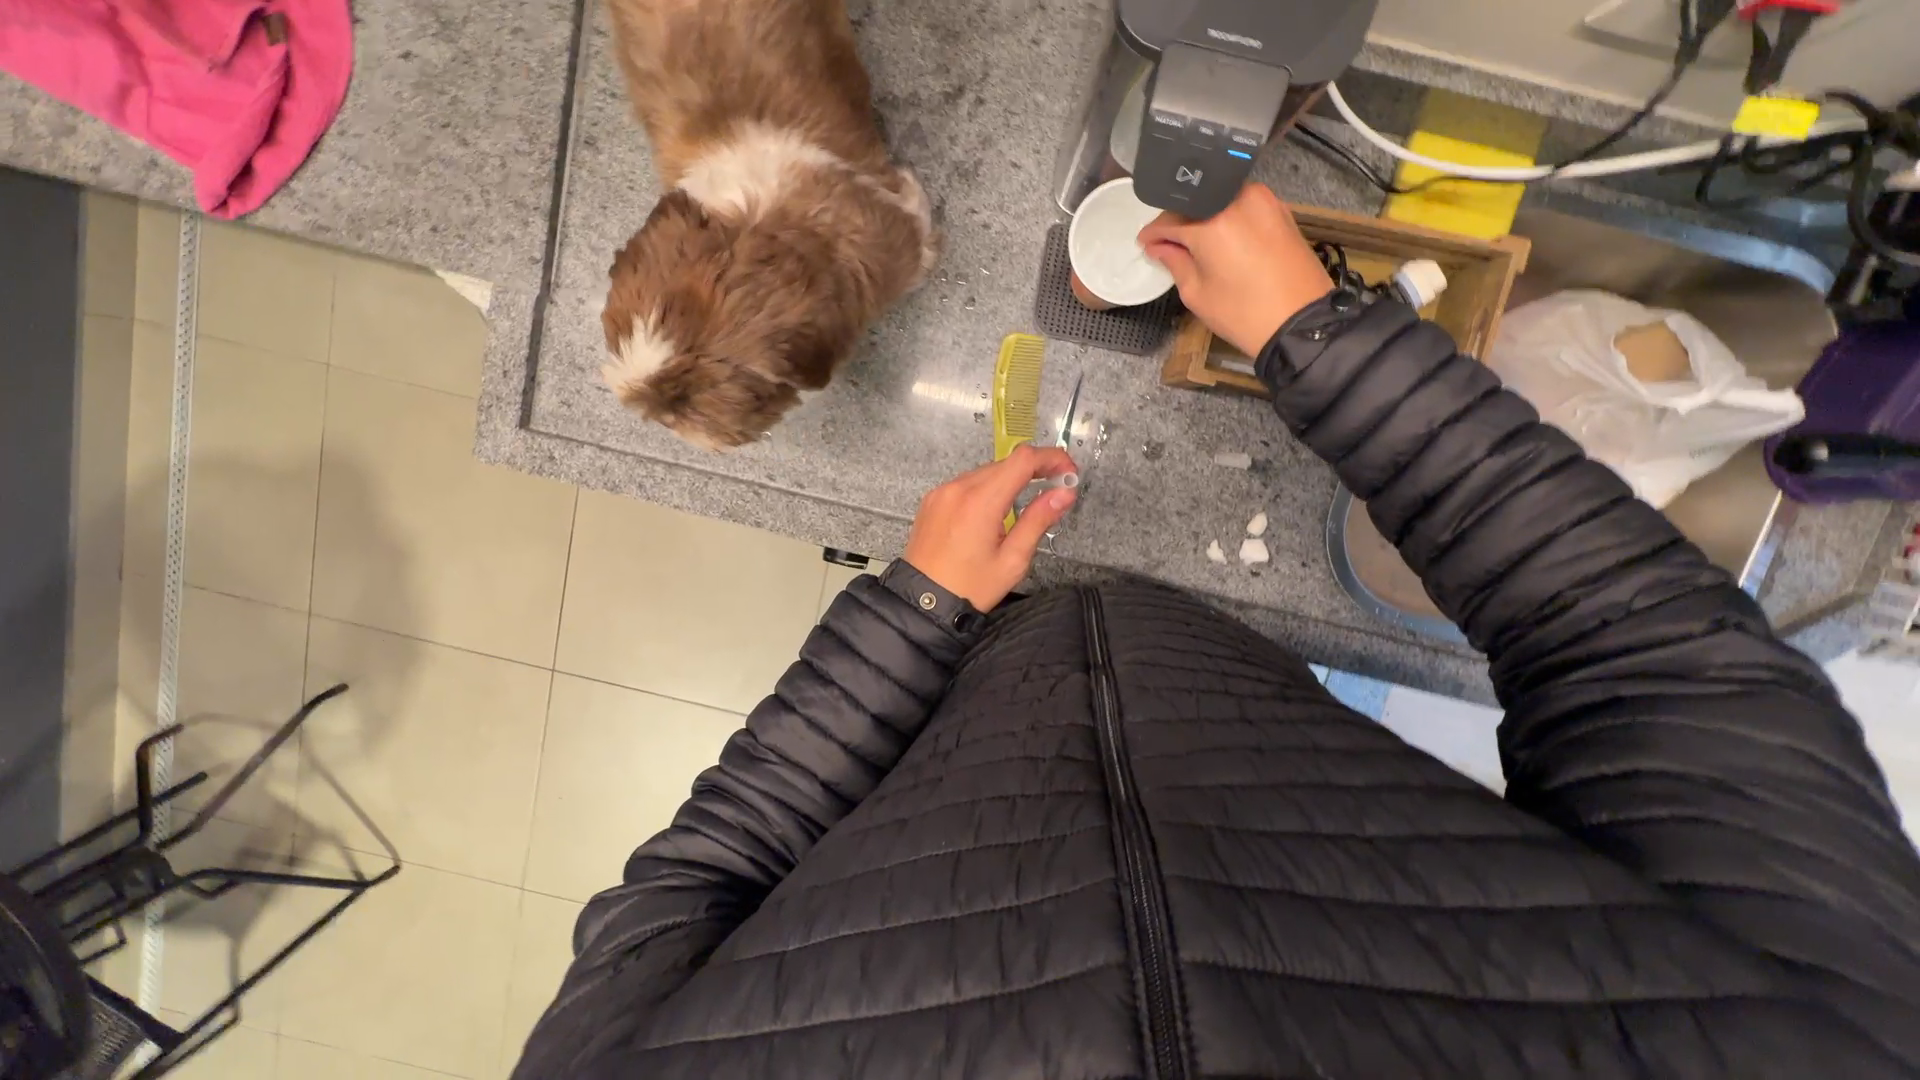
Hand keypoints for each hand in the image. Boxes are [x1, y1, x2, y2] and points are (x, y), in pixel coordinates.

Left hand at [904, 444, 1078, 611]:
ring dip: (1011, 480)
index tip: (1068, 472)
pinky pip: (966, 483)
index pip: (1024, 460)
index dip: (1052, 459)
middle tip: (1055, 489)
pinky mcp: (933, 500)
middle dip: (1035, 470)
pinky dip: (987, 489)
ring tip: (1026, 503)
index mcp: (980, 502)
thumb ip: (1039, 520)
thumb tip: (1063, 494)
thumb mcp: (1012, 560)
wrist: (922, 603)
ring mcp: (942, 492)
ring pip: (986, 471)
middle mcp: (958, 489)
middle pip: (1006, 463)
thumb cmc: (968, 588)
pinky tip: (995, 511)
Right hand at [1138, 183, 1334, 356]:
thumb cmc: (1243, 313)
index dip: (1153, 233)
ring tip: (1193, 242)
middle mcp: (1238, 199)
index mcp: (1212, 220)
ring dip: (1204, 217)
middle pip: (1196, 201)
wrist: (1300, 322)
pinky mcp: (1280, 210)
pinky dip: (1227, 217)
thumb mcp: (1197, 293)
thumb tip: (1160, 247)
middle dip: (1178, 221)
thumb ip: (1175, 262)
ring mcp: (1264, 201)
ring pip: (1220, 199)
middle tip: (1167, 244)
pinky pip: (1243, 205)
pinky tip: (1220, 239)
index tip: (1145, 244)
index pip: (1170, 219)